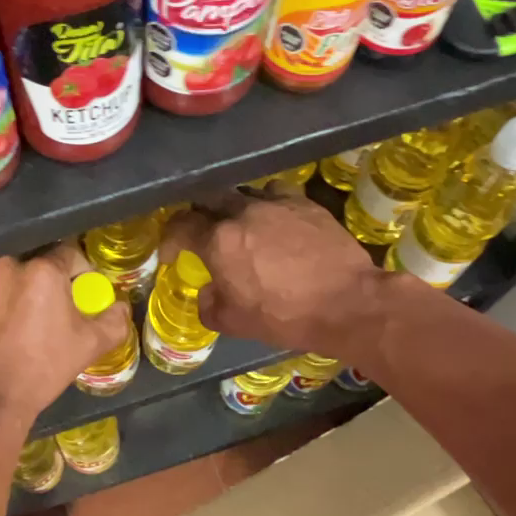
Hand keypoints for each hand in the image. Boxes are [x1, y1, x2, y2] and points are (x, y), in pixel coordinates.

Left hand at [0, 245, 131, 422]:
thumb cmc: (42, 369)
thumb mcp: (88, 347)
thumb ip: (112, 321)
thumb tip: (120, 307)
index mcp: (42, 271)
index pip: (69, 255)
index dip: (78, 274)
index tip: (79, 294)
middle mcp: (5, 265)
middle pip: (32, 269)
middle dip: (41, 287)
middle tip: (44, 317)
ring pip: (1, 281)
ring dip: (10, 296)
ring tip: (12, 329)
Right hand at [165, 194, 387, 355]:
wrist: (346, 303)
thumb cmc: (284, 317)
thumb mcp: (234, 322)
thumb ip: (209, 304)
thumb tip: (208, 292)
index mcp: (219, 241)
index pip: (180, 226)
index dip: (169, 240)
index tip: (170, 255)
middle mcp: (243, 212)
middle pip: (209, 199)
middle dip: (198, 216)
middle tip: (200, 234)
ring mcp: (277, 203)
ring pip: (243, 193)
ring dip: (233, 208)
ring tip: (238, 227)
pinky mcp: (306, 204)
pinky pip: (276, 195)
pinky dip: (267, 206)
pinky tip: (274, 222)